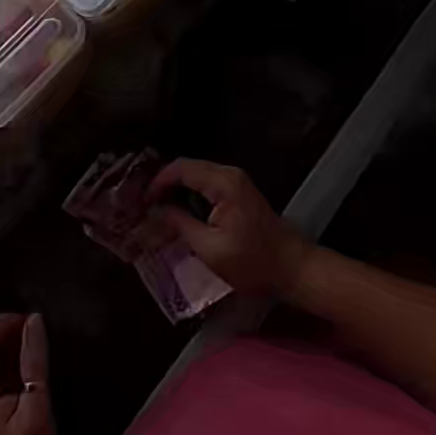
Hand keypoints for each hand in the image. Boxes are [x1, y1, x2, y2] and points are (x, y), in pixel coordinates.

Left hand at [0, 313, 55, 434]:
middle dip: (10, 332)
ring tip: (35, 354)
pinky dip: (9, 364)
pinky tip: (28, 374)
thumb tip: (35, 323)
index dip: (9, 320)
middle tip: (37, 336)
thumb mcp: (38, 413)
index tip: (33, 322)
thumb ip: (35, 363)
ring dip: (11, 347)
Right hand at [147, 159, 312, 295]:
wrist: (293, 267)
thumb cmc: (253, 262)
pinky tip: (178, 209)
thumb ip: (180, 225)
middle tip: (144, 204)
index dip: (158, 181)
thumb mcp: (211, 249)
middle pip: (188, 167)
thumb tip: (155, 212)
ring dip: (176, 188)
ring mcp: (235, 180)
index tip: (142, 201)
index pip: (181, 168)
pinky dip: (189, 192)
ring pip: (196, 174)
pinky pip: (206, 183)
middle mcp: (229, 173)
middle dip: (164, 183)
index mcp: (223, 182)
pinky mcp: (238, 191)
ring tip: (156, 207)